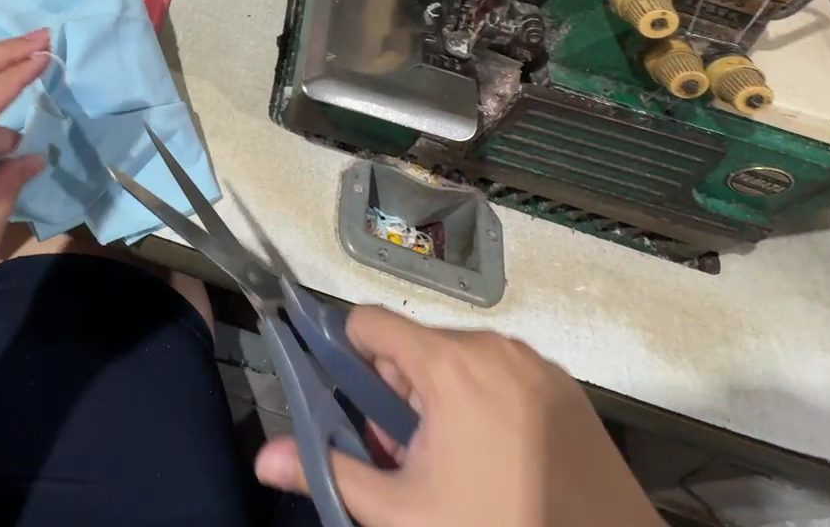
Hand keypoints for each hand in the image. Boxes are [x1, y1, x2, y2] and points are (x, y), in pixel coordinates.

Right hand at [255, 308, 661, 526]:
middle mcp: (490, 345)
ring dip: (440, 396)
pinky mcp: (567, 385)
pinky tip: (500, 457)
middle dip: (398, 391)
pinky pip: (501, 371)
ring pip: (457, 357)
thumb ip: (329, 472)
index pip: (369, 321)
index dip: (350, 358)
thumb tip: (262, 457)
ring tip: (458, 462)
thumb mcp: (404, 514)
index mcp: (448, 362)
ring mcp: (534, 362)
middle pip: (413, 345)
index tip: (360, 408)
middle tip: (411, 454)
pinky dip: (484, 400)